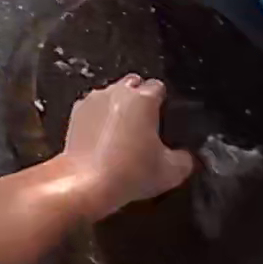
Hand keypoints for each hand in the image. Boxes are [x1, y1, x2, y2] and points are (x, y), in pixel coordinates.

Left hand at [55, 74, 194, 221]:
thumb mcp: (172, 172)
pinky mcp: (77, 109)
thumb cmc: (131, 172)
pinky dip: (101, 114)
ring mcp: (93, 98)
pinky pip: (94, 105)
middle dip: (141, 96)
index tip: (166, 112)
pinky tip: (105, 135)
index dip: (164, 99)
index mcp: (142, 100)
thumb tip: (185, 155)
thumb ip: (185, 158)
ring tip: (126, 131)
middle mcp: (116, 92)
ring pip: (112, 92)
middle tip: (147, 121)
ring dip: (120, 104)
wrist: (89, 180)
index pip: (157, 86)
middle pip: (133, 83)